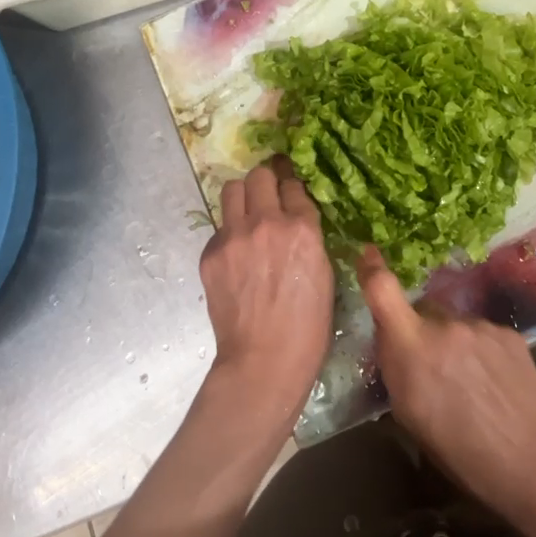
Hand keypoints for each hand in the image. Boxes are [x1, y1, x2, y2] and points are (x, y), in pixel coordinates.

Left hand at [200, 158, 335, 410]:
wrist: (263, 361)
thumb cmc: (307, 327)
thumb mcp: (324, 275)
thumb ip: (309, 237)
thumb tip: (298, 219)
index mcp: (302, 229)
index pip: (294, 185)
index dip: (293, 187)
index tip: (290, 191)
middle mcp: (265, 223)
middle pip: (259, 175)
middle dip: (266, 182)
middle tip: (268, 195)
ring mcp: (233, 236)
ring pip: (232, 190)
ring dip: (243, 197)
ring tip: (247, 216)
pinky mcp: (210, 253)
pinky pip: (219, 227)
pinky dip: (229, 234)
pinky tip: (237, 258)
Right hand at [357, 245, 535, 509]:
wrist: (528, 461)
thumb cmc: (456, 448)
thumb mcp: (407, 412)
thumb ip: (395, 364)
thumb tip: (390, 338)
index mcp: (413, 346)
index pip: (382, 290)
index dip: (371, 268)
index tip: (367, 252)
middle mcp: (446, 325)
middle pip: (422, 312)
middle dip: (421, 332)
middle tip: (433, 369)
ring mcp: (481, 326)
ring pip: (455, 325)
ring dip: (455, 344)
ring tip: (470, 383)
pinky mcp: (509, 333)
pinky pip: (483, 334)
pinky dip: (482, 352)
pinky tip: (493, 382)